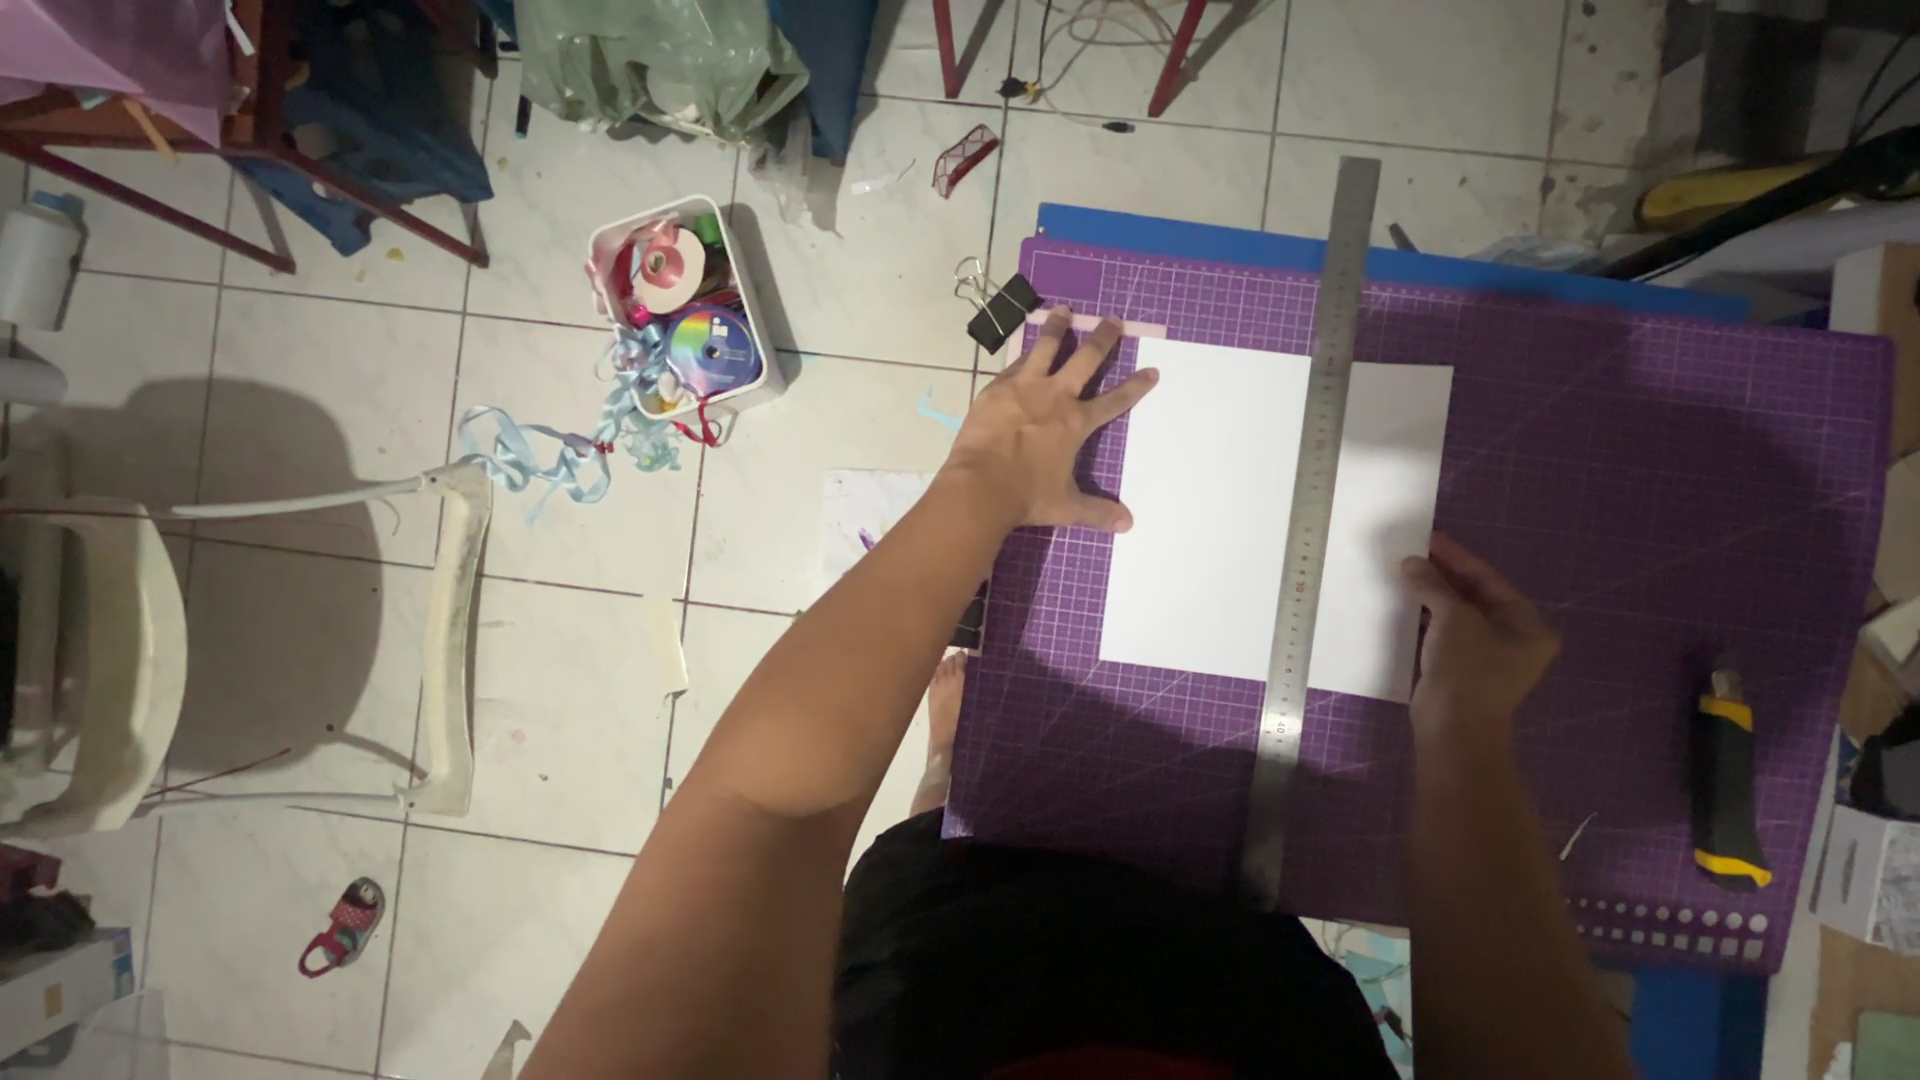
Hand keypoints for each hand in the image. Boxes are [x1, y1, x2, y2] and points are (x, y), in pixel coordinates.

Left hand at [940, 306, 1157, 531]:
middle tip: (1114, 319)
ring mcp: (1023, 388)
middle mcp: (1055, 396)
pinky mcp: (995, 389)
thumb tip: (1127, 525)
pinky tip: (1024, 350)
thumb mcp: (1066, 507)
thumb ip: (1097, 512)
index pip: (1114, 401)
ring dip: (1058, 328)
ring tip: (1064, 310)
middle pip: (1086, 359)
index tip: (1151, 370)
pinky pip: (1013, 364)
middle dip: (1103, 338)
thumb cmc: (1027, 497)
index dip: (1135, 386)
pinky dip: (1023, 355)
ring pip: (1046, 348)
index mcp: (1077, 422)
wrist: (980, 486)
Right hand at [1400, 534, 1558, 735]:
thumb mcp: (1453, 619)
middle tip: (1414, 553)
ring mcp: (1484, 654)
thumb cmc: (1467, 670)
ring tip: (1405, 573)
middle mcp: (1511, 637)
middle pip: (1474, 595)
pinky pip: (1443, 631)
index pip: (1489, 580)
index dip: (1458, 558)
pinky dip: (1425, 616)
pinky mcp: (1459, 667)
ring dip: (1431, 594)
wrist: (1454, 727)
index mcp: (1526, 625)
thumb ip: (1433, 586)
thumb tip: (1411, 562)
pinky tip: (1405, 602)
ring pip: (1456, 613)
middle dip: (1443, 575)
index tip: (1430, 538)